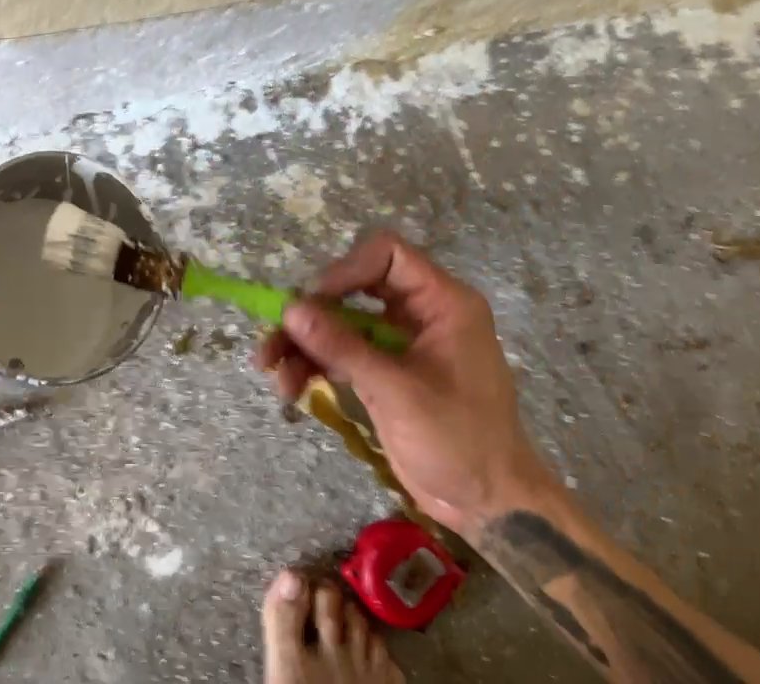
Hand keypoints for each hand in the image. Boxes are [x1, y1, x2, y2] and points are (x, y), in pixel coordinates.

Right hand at [258, 231, 555, 532]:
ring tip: (270, 371)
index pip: (387, 256)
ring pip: (340, 323)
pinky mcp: (386, 373)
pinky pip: (342, 353)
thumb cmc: (459, 439)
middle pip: (353, 289)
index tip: (311, 303)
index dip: (345, 270)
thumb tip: (291, 309)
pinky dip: (315, 365)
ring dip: (303, 343)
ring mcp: (400, 344)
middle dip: (311, 313)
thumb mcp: (397, 391)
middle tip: (276, 340)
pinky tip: (291, 387)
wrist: (488, 503)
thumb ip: (343, 347)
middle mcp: (419, 314)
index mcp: (442, 303)